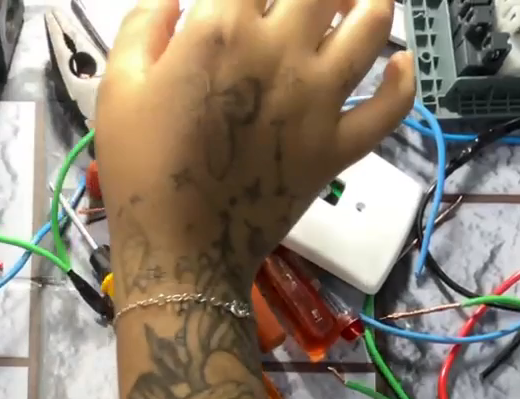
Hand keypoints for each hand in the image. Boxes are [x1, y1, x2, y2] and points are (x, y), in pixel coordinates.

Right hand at [95, 0, 413, 303]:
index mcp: (224, 27)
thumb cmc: (140, 172)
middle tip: (311, 0)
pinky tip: (396, 65)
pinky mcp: (337, 149)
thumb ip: (145, 24)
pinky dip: (402, 81)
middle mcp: (282, 52)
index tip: (244, 4)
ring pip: (373, 25)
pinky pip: (391, 108)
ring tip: (356, 7)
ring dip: (370, 4)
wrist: (178, 252)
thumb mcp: (118, 87)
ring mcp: (318, 102)